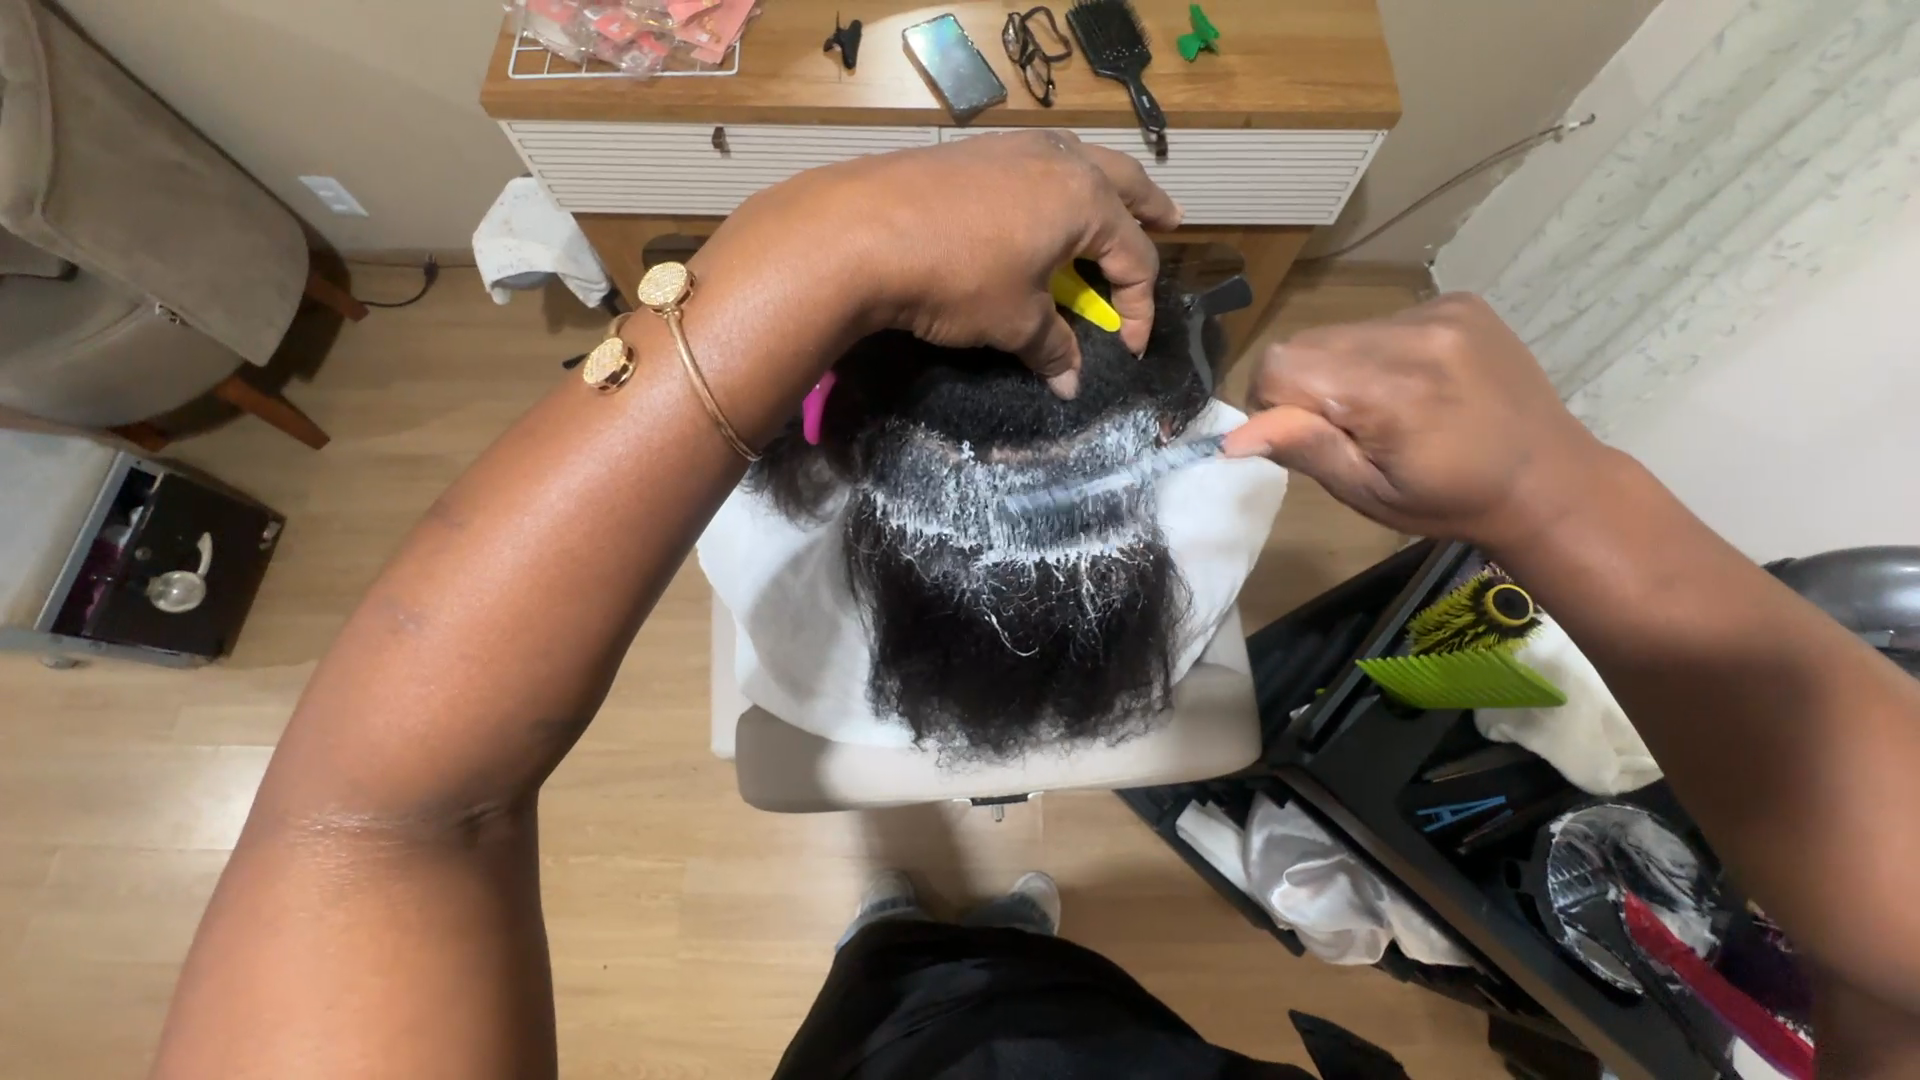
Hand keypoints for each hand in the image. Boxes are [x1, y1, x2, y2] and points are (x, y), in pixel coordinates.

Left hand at [689, 130, 1181, 398]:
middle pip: (1123, 184)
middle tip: (1170, 221)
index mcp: (1085, 201)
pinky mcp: (974, 153)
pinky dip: (1054, 182)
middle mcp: (1059, 161)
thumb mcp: (1013, 321)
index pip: (1133, 258)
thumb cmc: (957, 278)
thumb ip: (1052, 348)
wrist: (863, 233)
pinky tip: (1039, 197)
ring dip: (1103, 185)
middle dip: (1149, 208)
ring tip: (1109, 203)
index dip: (1138, 307)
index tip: (1128, 347)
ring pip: (1078, 161)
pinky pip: (1035, 163)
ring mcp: (1014, 148)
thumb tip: (1071, 383)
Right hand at [1221, 293, 1612, 548]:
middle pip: (1303, 345)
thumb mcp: (1367, 493)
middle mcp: (1413, 335)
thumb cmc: (1449, 502)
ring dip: (1339, 370)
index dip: (1274, 406)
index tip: (1308, 437)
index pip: (1278, 366)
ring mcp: (1439, 312)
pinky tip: (1412, 384)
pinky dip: (1374, 354)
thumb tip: (1234, 437)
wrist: (1547, 478)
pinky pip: (1376, 322)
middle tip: (1348, 428)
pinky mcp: (1456, 302)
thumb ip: (1304, 450)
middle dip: (1305, 388)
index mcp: (1391, 390)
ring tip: (1385, 408)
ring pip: (1336, 332)